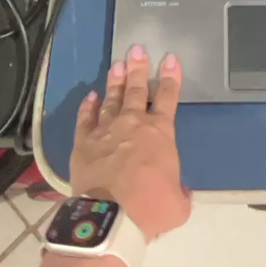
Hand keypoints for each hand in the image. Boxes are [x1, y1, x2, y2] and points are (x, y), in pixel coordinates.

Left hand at [71, 45, 190, 240]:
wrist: (110, 217)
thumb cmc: (150, 208)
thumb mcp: (178, 205)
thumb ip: (181, 193)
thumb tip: (181, 192)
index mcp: (160, 132)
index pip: (168, 96)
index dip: (170, 77)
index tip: (170, 59)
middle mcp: (133, 123)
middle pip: (136, 89)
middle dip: (138, 68)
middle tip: (136, 49)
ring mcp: (106, 130)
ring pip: (111, 98)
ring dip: (115, 81)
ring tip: (117, 64)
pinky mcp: (84, 142)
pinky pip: (86, 118)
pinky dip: (88, 106)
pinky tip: (91, 96)